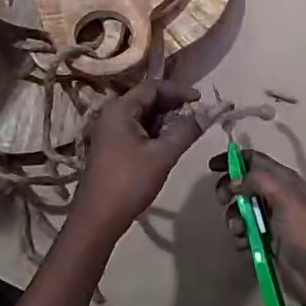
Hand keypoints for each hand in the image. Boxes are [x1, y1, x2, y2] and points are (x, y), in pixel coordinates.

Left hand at [75, 81, 204, 238]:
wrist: (98, 218)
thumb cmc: (129, 182)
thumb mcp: (163, 155)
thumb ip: (186, 131)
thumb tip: (207, 114)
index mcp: (120, 110)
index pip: (152, 87)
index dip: (178, 90)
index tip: (200, 100)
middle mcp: (112, 115)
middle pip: (147, 100)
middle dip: (173, 106)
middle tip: (196, 116)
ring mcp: (110, 132)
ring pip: (143, 116)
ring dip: (166, 121)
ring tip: (187, 131)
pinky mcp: (112, 147)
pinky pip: (138, 130)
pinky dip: (156, 133)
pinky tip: (170, 144)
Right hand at [211, 148, 305, 302]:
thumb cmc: (304, 229)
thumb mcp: (284, 195)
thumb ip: (257, 180)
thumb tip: (234, 181)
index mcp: (282, 180)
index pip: (254, 160)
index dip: (233, 160)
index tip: (213, 167)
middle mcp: (274, 197)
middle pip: (242, 185)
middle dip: (229, 191)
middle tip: (224, 200)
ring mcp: (269, 221)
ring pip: (239, 211)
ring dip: (234, 218)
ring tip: (241, 229)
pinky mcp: (265, 243)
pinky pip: (242, 235)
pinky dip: (241, 238)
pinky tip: (248, 244)